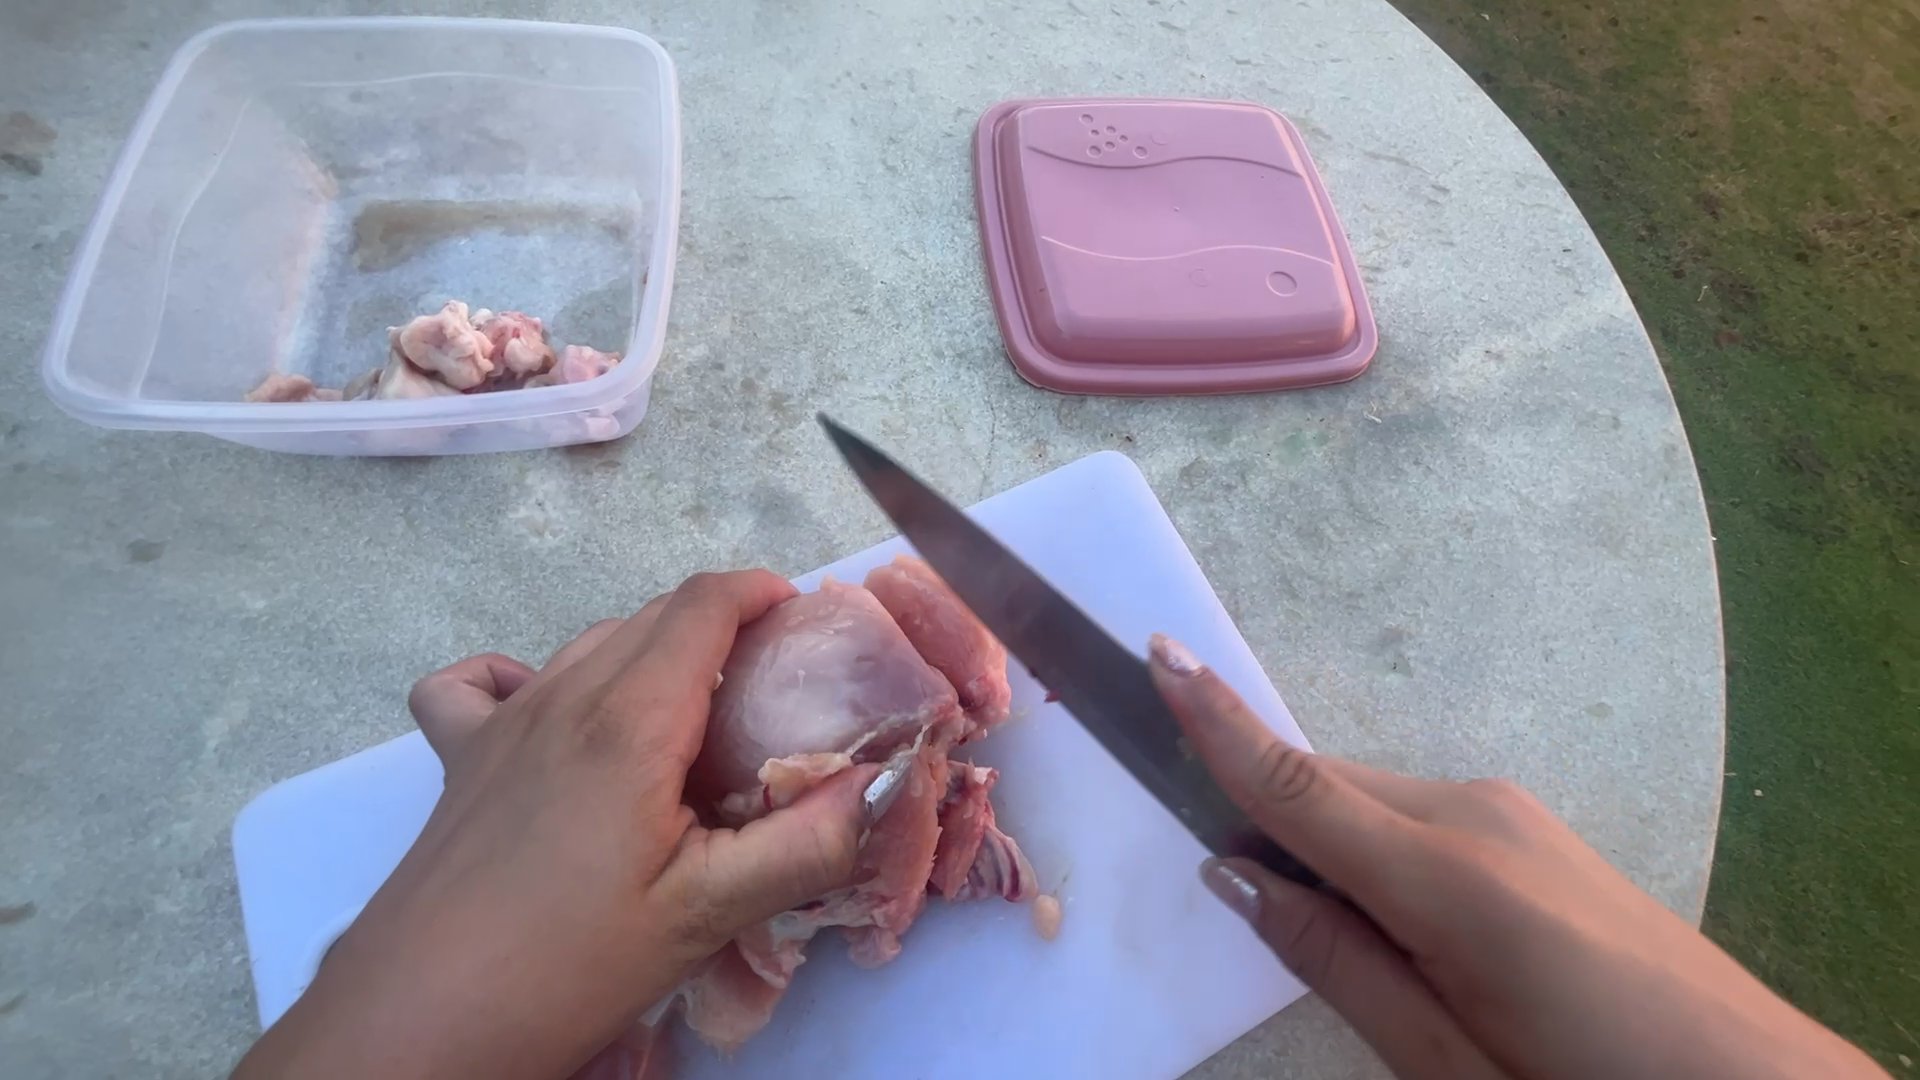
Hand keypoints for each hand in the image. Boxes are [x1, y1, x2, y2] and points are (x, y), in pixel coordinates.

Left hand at [235, 571, 880, 1079]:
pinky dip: (530, 674)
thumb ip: (809, 844)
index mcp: (632, 716)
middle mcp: (564, 693)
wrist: (407, 1039)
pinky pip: (483, 682)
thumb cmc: (569, 964)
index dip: (758, 589)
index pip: (703, 603)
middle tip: (767, 671)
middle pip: (657, 611)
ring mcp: (502, 720)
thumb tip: (884, 786)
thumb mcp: (709, 913)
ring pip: (595, 638)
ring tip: (693, 696)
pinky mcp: (459, 757)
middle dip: (722, 616)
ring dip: (655, 642)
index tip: (798, 615)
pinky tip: (551, 712)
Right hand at [1145, 635, 1887, 1079]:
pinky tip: (1415, 924)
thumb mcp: (1445, 1064)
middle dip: (1271, 827)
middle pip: (1321, 788)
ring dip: (1324, 845)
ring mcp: (1503, 808)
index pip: (1294, 784)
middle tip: (1269, 915)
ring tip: (1372, 949)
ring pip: (1359, 800)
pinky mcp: (1519, 818)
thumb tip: (1228, 875)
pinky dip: (1369, 846)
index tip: (1160, 654)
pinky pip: (1403, 812)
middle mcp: (1471, 813)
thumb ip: (1330, 958)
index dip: (1217, 720)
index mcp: (1449, 883)